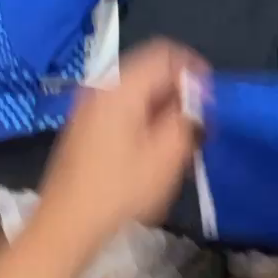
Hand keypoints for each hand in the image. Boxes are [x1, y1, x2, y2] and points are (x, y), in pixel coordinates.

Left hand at [34, 39, 207, 257]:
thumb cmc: (120, 190)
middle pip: (149, 70)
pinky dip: (143, 118)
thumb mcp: (167, 155)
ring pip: (136, 91)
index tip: (210, 99)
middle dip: (179, 92)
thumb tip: (197, 99)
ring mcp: (87, 105)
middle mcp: (101, 86)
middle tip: (198, 124)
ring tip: (179, 141)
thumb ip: (188, 118)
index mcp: (121, 86)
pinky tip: (152, 150)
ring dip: (162, 108)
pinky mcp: (83, 125)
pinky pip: (121, 107)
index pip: (165, 54)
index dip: (194, 70)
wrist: (66, 224)